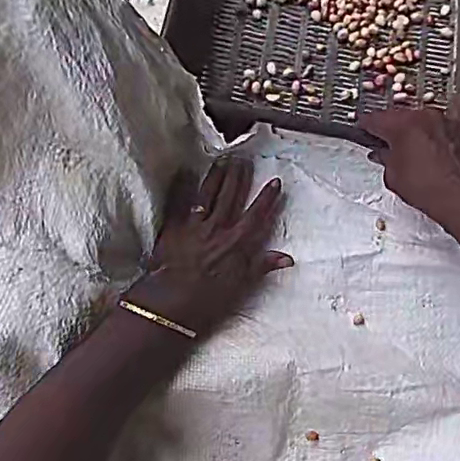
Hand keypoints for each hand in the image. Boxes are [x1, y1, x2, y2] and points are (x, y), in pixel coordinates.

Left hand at [123, 154, 291, 336]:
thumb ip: (263, 266)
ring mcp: (195, 225)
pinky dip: (183, 186)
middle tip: (244, 159)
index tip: (274, 181)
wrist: (172, 301)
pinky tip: (186, 173)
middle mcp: (218, 228)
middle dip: (240, 176)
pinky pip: (180, 201)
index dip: (267, 197)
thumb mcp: (242, 286)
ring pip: (209, 193)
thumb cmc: (208, 300)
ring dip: (217, 175)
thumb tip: (287, 258)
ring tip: (223, 159)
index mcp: (237, 243)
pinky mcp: (174, 227)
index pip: (256, 214)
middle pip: (232, 196)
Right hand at [358, 108, 459, 230]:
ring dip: (412, 134)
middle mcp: (425, 117)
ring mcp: (445, 122)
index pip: (375, 119)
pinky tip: (427, 157)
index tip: (362, 128)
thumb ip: (384, 158)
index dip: (365, 125)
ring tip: (407, 155)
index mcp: (403, 125)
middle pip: (400, 117)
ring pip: (420, 122)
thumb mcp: (393, 176)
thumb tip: (383, 154)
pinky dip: (430, 139)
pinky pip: (438, 130)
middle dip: (390, 130)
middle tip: (382, 144)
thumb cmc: (430, 188)